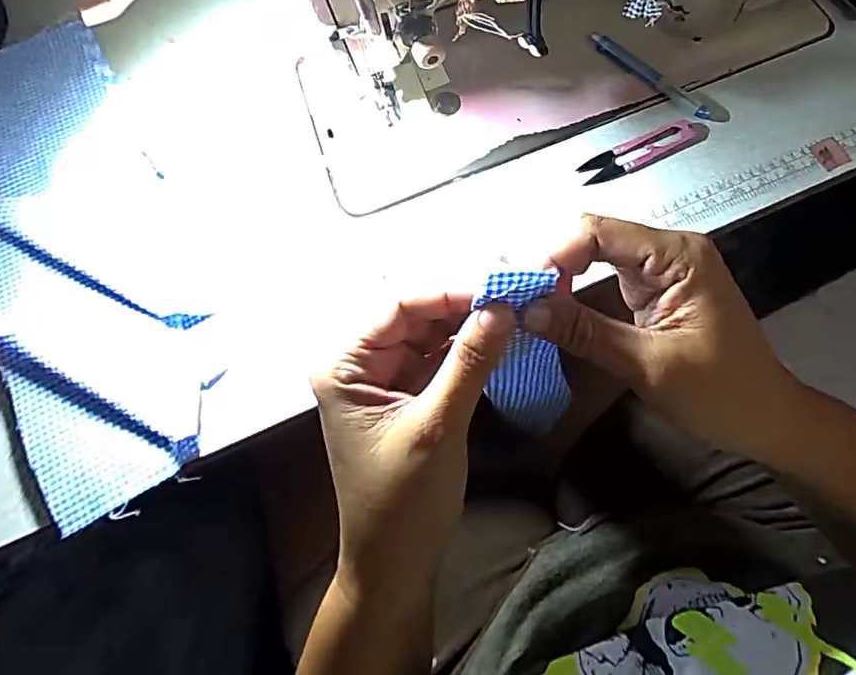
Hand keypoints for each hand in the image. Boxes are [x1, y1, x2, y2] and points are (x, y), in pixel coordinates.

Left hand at [309, 294, 514, 594]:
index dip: (446, 292)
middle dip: (460, 304)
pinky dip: (465, 347)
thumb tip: (501, 308)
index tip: (495, 287)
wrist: (394, 568)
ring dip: (466, 322)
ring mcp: (383, 376)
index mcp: (345, 364)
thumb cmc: (402, 503)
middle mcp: (359, 362)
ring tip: (510, 307)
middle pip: (413, 315)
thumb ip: (468, 364)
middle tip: (510, 293)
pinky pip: (436, 357)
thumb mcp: (436, 428)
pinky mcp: (406, 393)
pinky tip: (495, 335)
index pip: (396, 306)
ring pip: (428, 333)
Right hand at [524, 215, 807, 458]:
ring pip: (592, 254)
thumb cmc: (723, 395)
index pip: (599, 231)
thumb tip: (525, 310)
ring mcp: (659, 266)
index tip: (526, 289)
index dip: (556, 253)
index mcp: (677, 255)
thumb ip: (585, 332)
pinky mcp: (651, 286)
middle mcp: (667, 249)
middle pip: (592, 236)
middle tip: (516, 294)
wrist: (771, 422)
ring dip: (558, 276)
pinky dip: (574, 289)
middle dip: (552, 263)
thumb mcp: (648, 365)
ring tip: (523, 297)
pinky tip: (549, 303)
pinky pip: (602, 274)